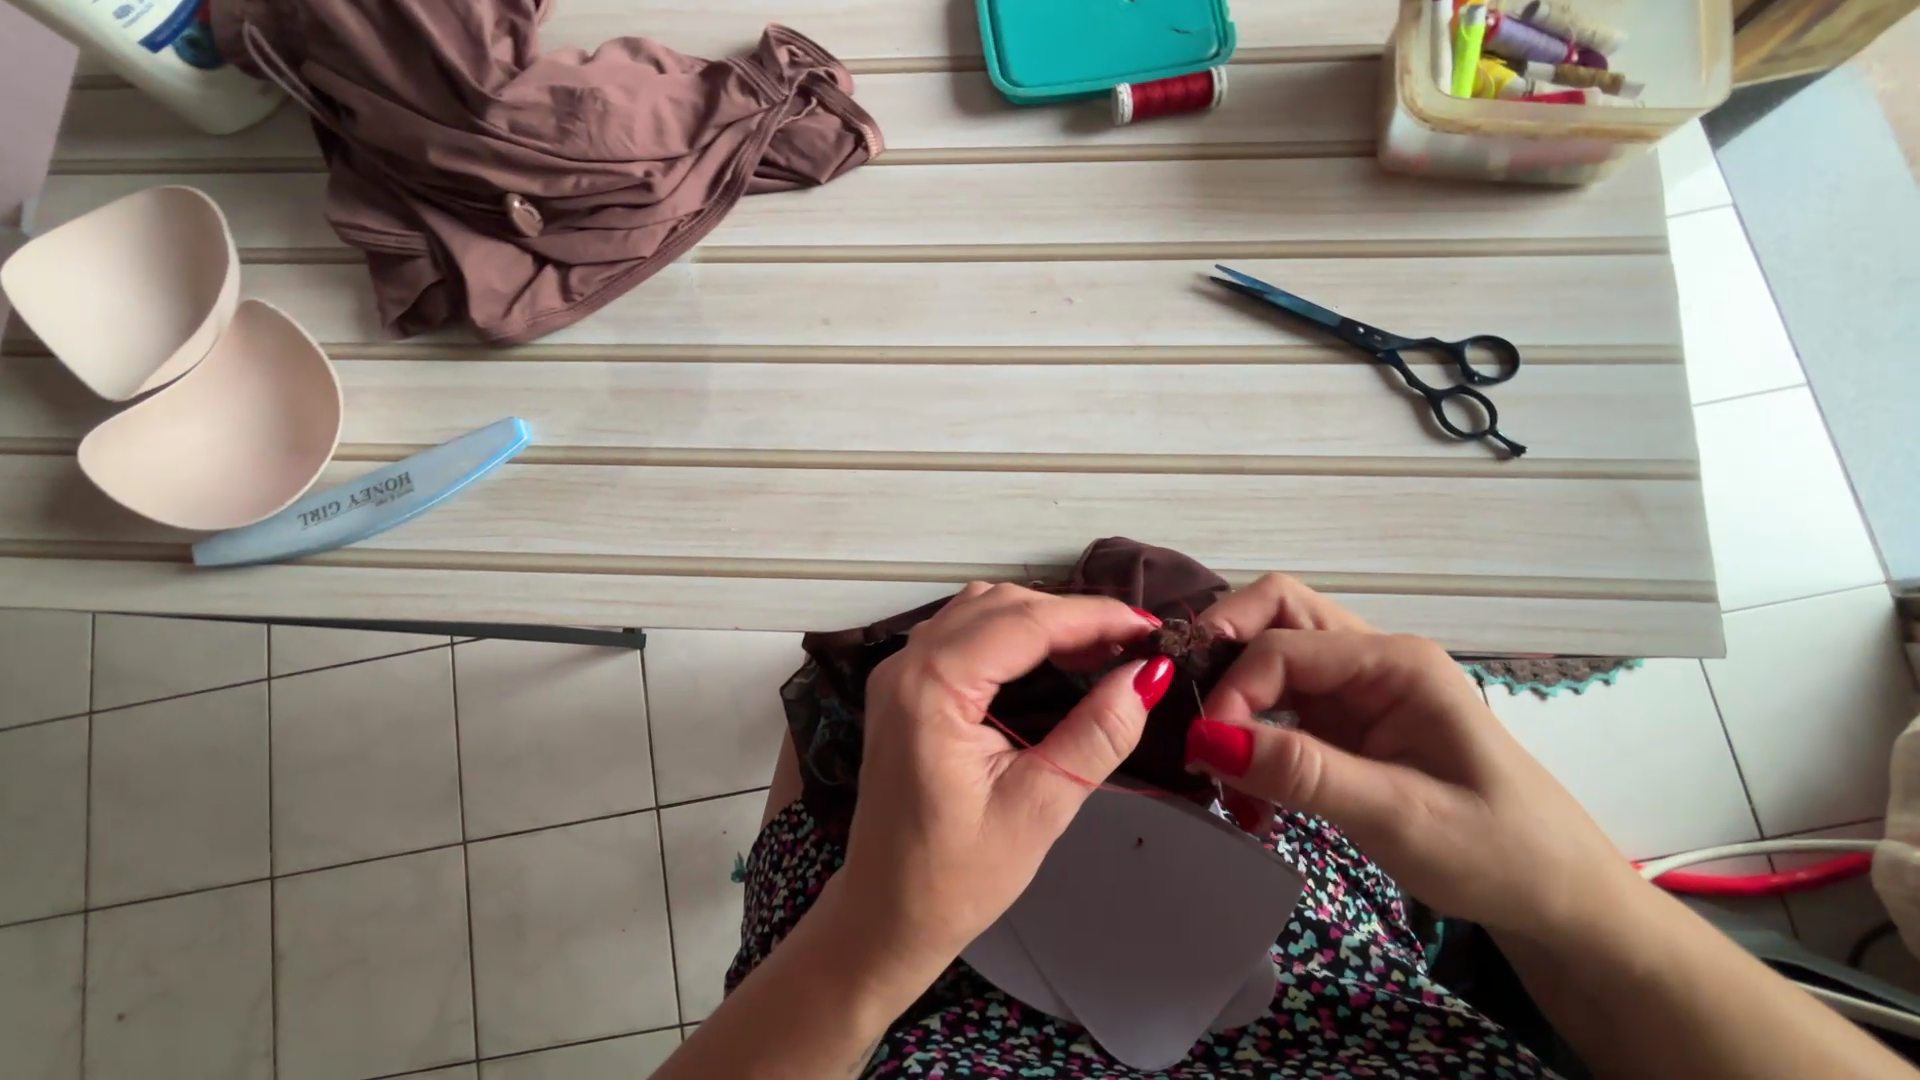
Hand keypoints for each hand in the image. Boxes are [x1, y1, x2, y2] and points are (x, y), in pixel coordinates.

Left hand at [836, 582, 1172, 965]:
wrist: (886, 911)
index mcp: (931, 689)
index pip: (1024, 622)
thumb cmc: (958, 875)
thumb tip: (1150, 674)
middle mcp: (906, 664)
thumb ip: (1097, 733)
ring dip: (1043, 619)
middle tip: (1134, 647)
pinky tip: (1052, 659)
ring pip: (982, 609)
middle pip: (1001, 605)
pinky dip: (1014, 632)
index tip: (1152, 629)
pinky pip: (964, 631)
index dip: (1094, 617)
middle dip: (1073, 616)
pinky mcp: (905, 684)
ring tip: (1101, 652)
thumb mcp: (1039, 807)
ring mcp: (899, 670)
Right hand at [1187, 574, 1642, 938]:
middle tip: (1190, 712)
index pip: (1281, 645)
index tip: (1209, 754)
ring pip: (1270, 650)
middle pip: (1274, 612)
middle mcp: (1371, 657)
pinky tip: (1244, 781)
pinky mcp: (1344, 721)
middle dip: (1221, 652)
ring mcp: (1357, 687)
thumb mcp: (1398, 816)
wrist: (1556, 899)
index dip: (1233, 690)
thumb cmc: (1496, 852)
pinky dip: (1248, 728)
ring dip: (1231, 691)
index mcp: (1394, 661)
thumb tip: (1205, 737)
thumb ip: (1301, 772)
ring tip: (1214, 753)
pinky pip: (1278, 701)